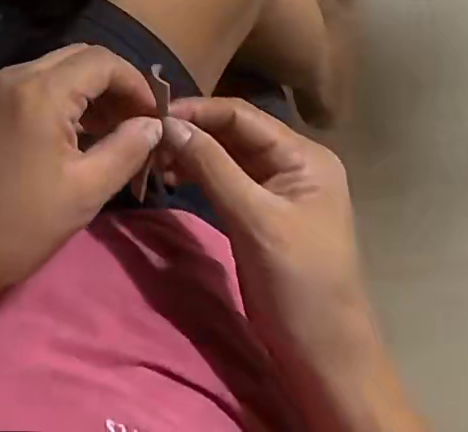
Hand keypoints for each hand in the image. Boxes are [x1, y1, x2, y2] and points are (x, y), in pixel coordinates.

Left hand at [0, 44, 162, 303]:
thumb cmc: (22, 221)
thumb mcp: (86, 189)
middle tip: (142, 124)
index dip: (136, 83)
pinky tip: (89, 133)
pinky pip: (40, 83)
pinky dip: (68, 98)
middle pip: (80, 57)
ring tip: (123, 132)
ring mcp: (1, 86)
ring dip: (93, 91)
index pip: (101, 60)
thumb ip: (126, 148)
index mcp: (40, 90)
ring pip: (60, 68)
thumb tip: (154, 124)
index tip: (158, 118)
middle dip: (116, 84)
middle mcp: (17, 75)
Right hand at [163, 98, 419, 430]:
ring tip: (151, 158)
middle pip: (228, 129)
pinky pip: (216, 173)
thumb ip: (211, 165)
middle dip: (187, 130)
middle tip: (144, 137)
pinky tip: (166, 176)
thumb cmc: (300, 284)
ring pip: (218, 150)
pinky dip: (190, 170)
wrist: (323, 356)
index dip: (195, 111)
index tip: (151, 116)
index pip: (240, 114)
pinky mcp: (254, 205)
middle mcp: (289, 161)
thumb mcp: (255, 220)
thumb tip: (167, 122)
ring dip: (185, 150)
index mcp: (304, 157)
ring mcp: (272, 184)